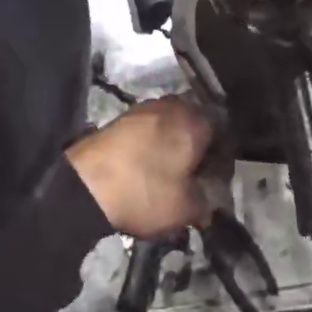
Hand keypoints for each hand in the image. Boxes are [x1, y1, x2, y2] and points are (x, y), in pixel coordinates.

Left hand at [67, 98, 218, 238]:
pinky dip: (158, 145)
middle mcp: (177, 104)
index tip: (216, 186)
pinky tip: (150, 168)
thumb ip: (211, 198)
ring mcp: (149, 106)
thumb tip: (217, 192)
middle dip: (201, 153)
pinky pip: (155, 128)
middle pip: (200, 127)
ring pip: (176, 126)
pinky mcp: (128, 115)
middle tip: (194, 182)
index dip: (224, 163)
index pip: (225, 136)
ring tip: (170, 177)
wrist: (86, 183)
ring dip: (178, 148)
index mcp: (197, 120)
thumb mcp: (186, 207)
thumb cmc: (145, 191)